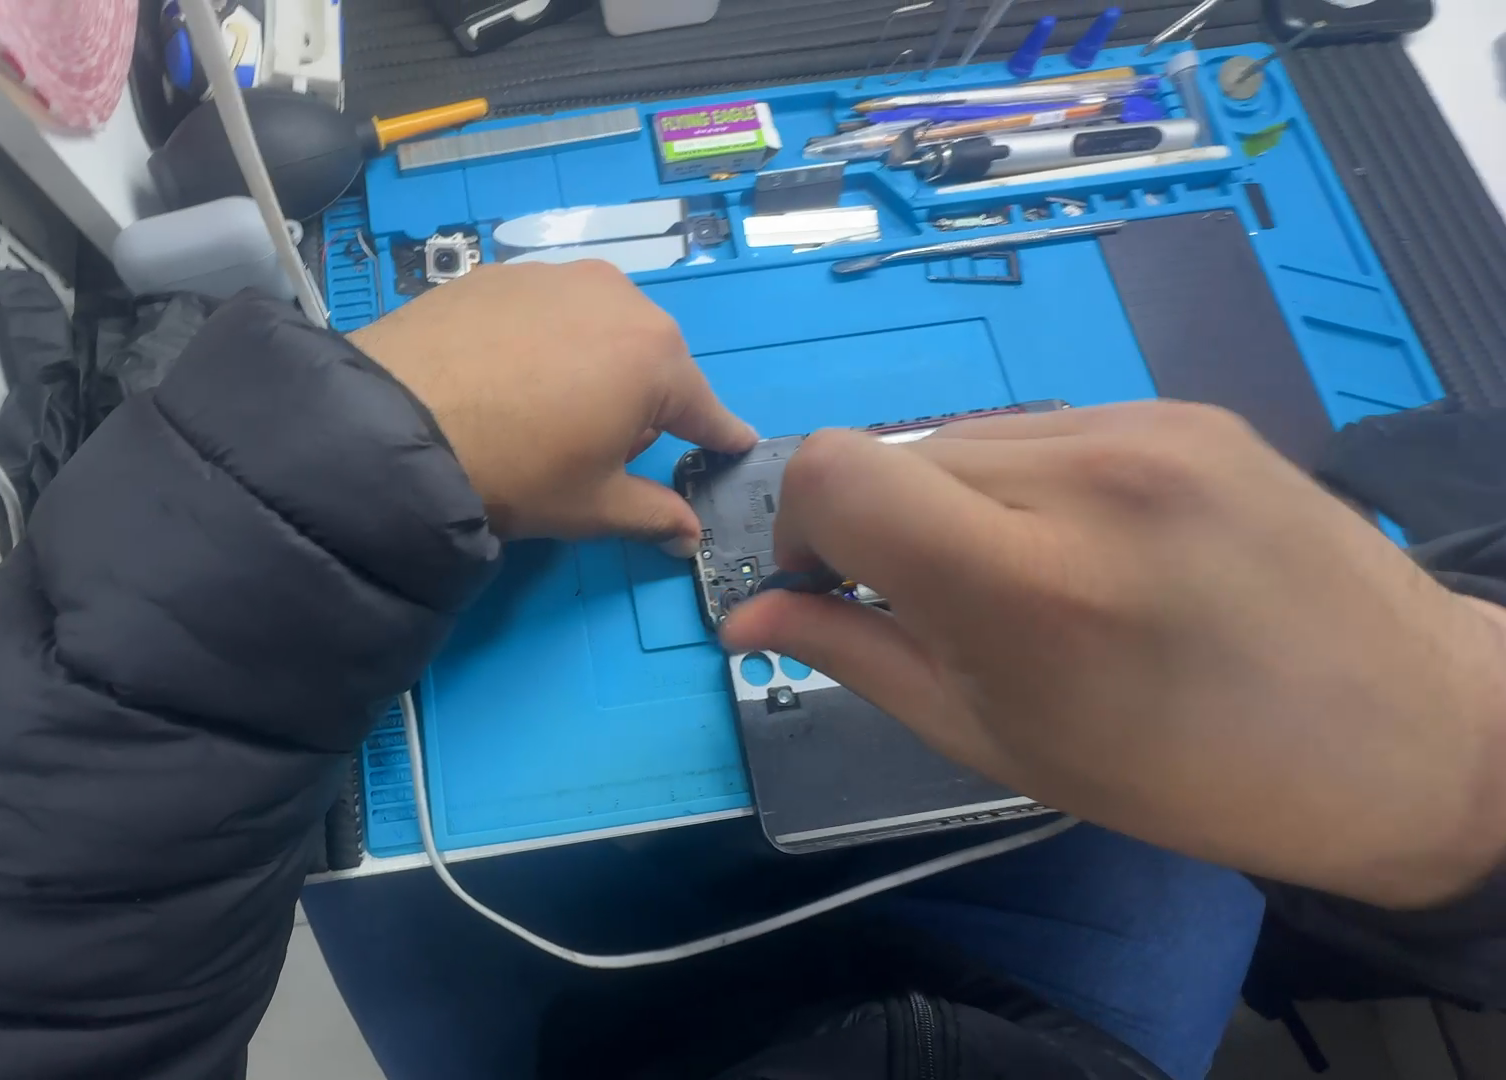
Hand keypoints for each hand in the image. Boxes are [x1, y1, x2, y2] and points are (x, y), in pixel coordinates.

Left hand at [351, 262, 755, 549]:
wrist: (396, 421)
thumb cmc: (516, 470)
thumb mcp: (591, 506)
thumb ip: (653, 516)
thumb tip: (690, 535)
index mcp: (656, 358)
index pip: (703, 407)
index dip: (718, 434)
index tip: (733, 444)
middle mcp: (617, 299)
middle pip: (649, 362)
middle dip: (638, 404)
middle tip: (593, 446)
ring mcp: (555, 276)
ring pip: (598, 329)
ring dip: (591, 366)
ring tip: (542, 409)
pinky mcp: (501, 271)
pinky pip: (545, 312)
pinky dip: (542, 342)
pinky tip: (503, 376)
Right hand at [720, 402, 1505, 906]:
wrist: (1414, 735)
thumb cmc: (1169, 769)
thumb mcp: (978, 733)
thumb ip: (843, 654)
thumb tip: (740, 619)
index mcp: (1021, 581)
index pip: (831, 473)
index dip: (798, 521)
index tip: (826, 579)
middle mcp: (1077, 475)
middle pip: (881, 455)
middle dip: (867, 524)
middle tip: (917, 595)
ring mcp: (1136, 427)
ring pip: (946, 438)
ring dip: (935, 502)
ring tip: (1004, 569)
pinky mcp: (1172, 408)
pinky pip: (1021, 430)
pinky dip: (1001, 481)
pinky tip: (1063, 536)